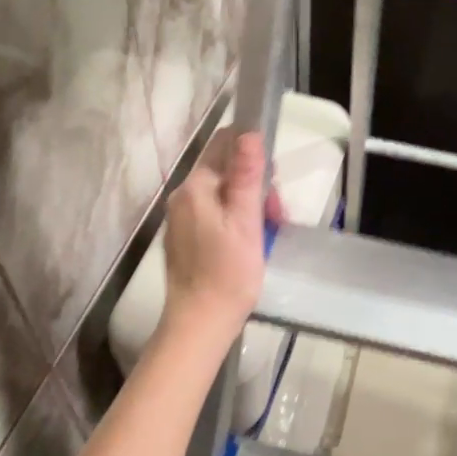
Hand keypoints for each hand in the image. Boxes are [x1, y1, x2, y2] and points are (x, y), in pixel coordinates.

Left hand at [160, 129, 276, 339]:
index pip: (223, 144)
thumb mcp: (246, 222)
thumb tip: (250, 133)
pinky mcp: (185, 237)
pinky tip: (248, 243)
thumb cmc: (228, 273)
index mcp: (195, 187)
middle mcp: (182, 196)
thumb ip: (246, 175)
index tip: (273, 182)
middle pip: (224, 169)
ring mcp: (181, 218)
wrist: (200, 322)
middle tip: (275, 215)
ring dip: (248, 204)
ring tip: (266, 232)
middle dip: (254, 185)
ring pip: (221, 193)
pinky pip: (213, 214)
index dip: (253, 153)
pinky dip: (234, 220)